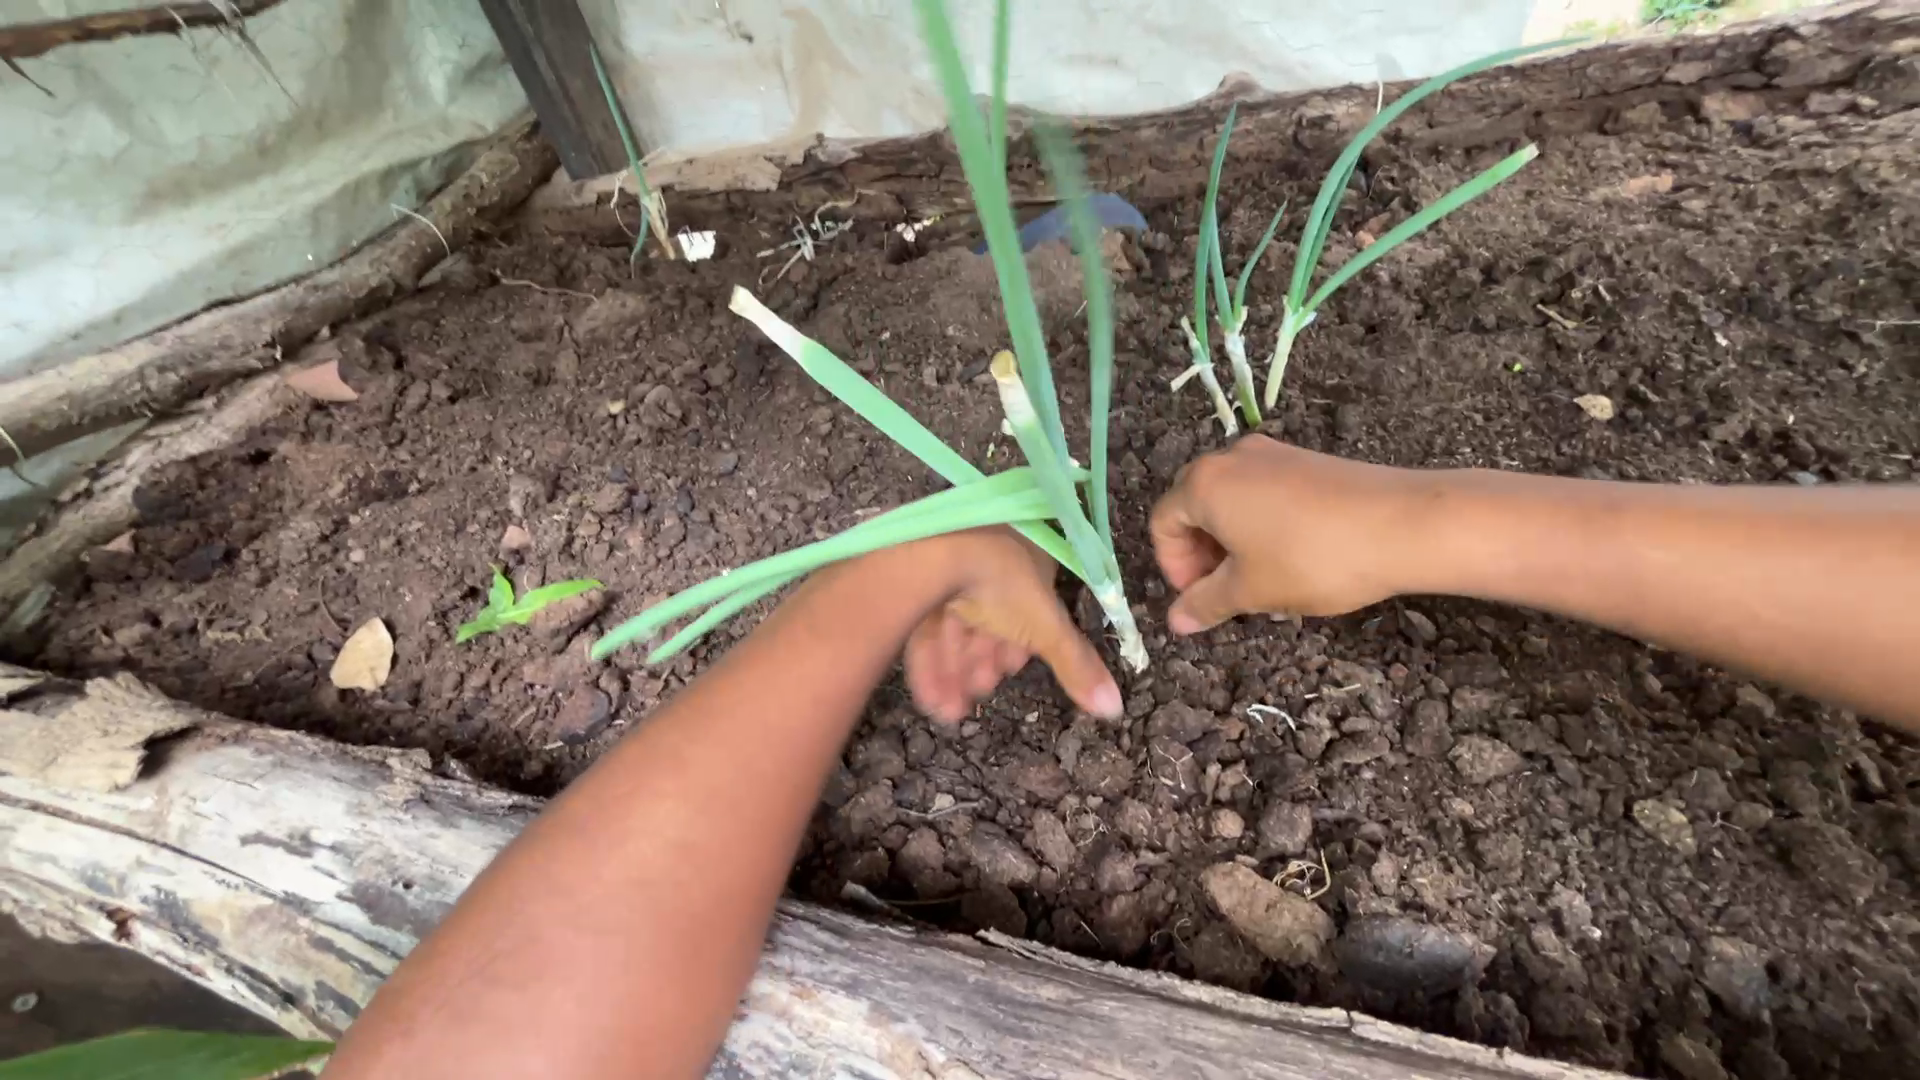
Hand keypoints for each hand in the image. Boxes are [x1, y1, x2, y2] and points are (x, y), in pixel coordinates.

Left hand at [900, 528, 1121, 722]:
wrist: (938, 555)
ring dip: (956, 674)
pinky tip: (933, 702)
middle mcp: (986, 562)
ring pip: (953, 630)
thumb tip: (1114, 706)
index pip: (1027, 610)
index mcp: (1025, 562)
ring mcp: (947, 570)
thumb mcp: (1047, 628)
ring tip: (952, 709)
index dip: (1019, 646)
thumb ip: (1077, 666)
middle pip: (987, 622)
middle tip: (982, 689)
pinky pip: (923, 630)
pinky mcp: (913, 586)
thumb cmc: (1002, 584)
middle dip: (983, 663)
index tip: (1009, 671)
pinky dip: (930, 667)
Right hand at [1150, 435, 1428, 632]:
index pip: (1162, 524)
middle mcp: (1230, 458)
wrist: (1406, 525)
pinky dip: (1256, 523)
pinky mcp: (1303, 460)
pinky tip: (1286, 555)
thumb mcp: (1250, 590)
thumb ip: (1205, 604)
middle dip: (1198, 552)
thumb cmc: (1312, 559)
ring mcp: (1270, 454)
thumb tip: (1175, 622)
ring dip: (1228, 540)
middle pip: (1191, 506)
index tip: (1198, 598)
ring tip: (1256, 577)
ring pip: (1227, 500)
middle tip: (1222, 589)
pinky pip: (1259, 491)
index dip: (1172, 567)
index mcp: (1204, 484)